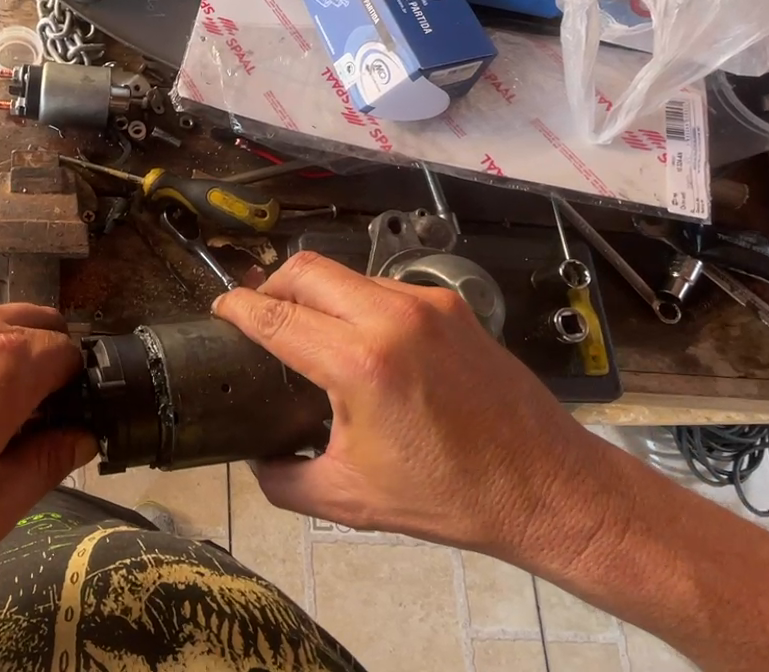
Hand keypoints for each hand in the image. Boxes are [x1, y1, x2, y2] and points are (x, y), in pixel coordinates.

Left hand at [0, 301, 92, 568]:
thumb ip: (46, 469)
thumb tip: (81, 440)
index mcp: (10, 364)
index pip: (76, 355)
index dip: (79, 394)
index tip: (61, 430)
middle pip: (46, 328)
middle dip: (52, 370)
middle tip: (29, 427)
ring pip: (5, 323)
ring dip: (14, 358)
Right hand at [213, 252, 629, 568]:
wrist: (551, 487)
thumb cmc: (450, 497)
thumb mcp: (351, 499)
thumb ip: (283, 478)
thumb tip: (254, 459)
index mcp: (361, 364)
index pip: (276, 316)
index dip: (236, 308)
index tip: (218, 309)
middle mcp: (391, 317)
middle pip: (304, 269)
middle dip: (269, 285)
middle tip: (257, 317)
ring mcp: (425, 304)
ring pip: (343, 273)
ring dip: (313, 293)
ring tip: (307, 330)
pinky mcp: (450, 305)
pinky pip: (379, 286)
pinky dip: (352, 302)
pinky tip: (358, 340)